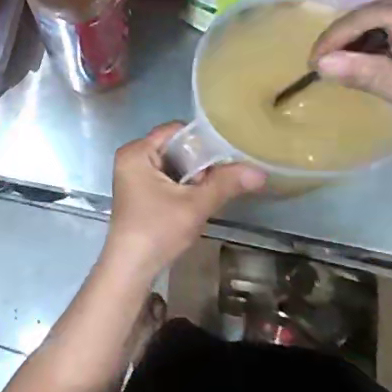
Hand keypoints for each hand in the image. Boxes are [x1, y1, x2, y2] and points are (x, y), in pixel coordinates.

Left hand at [104, 123, 265, 278]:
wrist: (132, 261)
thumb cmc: (158, 227)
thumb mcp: (195, 204)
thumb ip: (226, 184)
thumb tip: (260, 170)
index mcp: (136, 152)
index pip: (174, 130)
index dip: (203, 136)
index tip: (233, 146)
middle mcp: (131, 157)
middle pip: (174, 146)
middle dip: (203, 156)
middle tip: (235, 166)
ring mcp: (134, 174)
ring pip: (173, 163)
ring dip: (197, 171)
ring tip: (227, 179)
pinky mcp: (140, 189)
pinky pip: (168, 176)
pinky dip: (187, 181)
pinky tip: (208, 192)